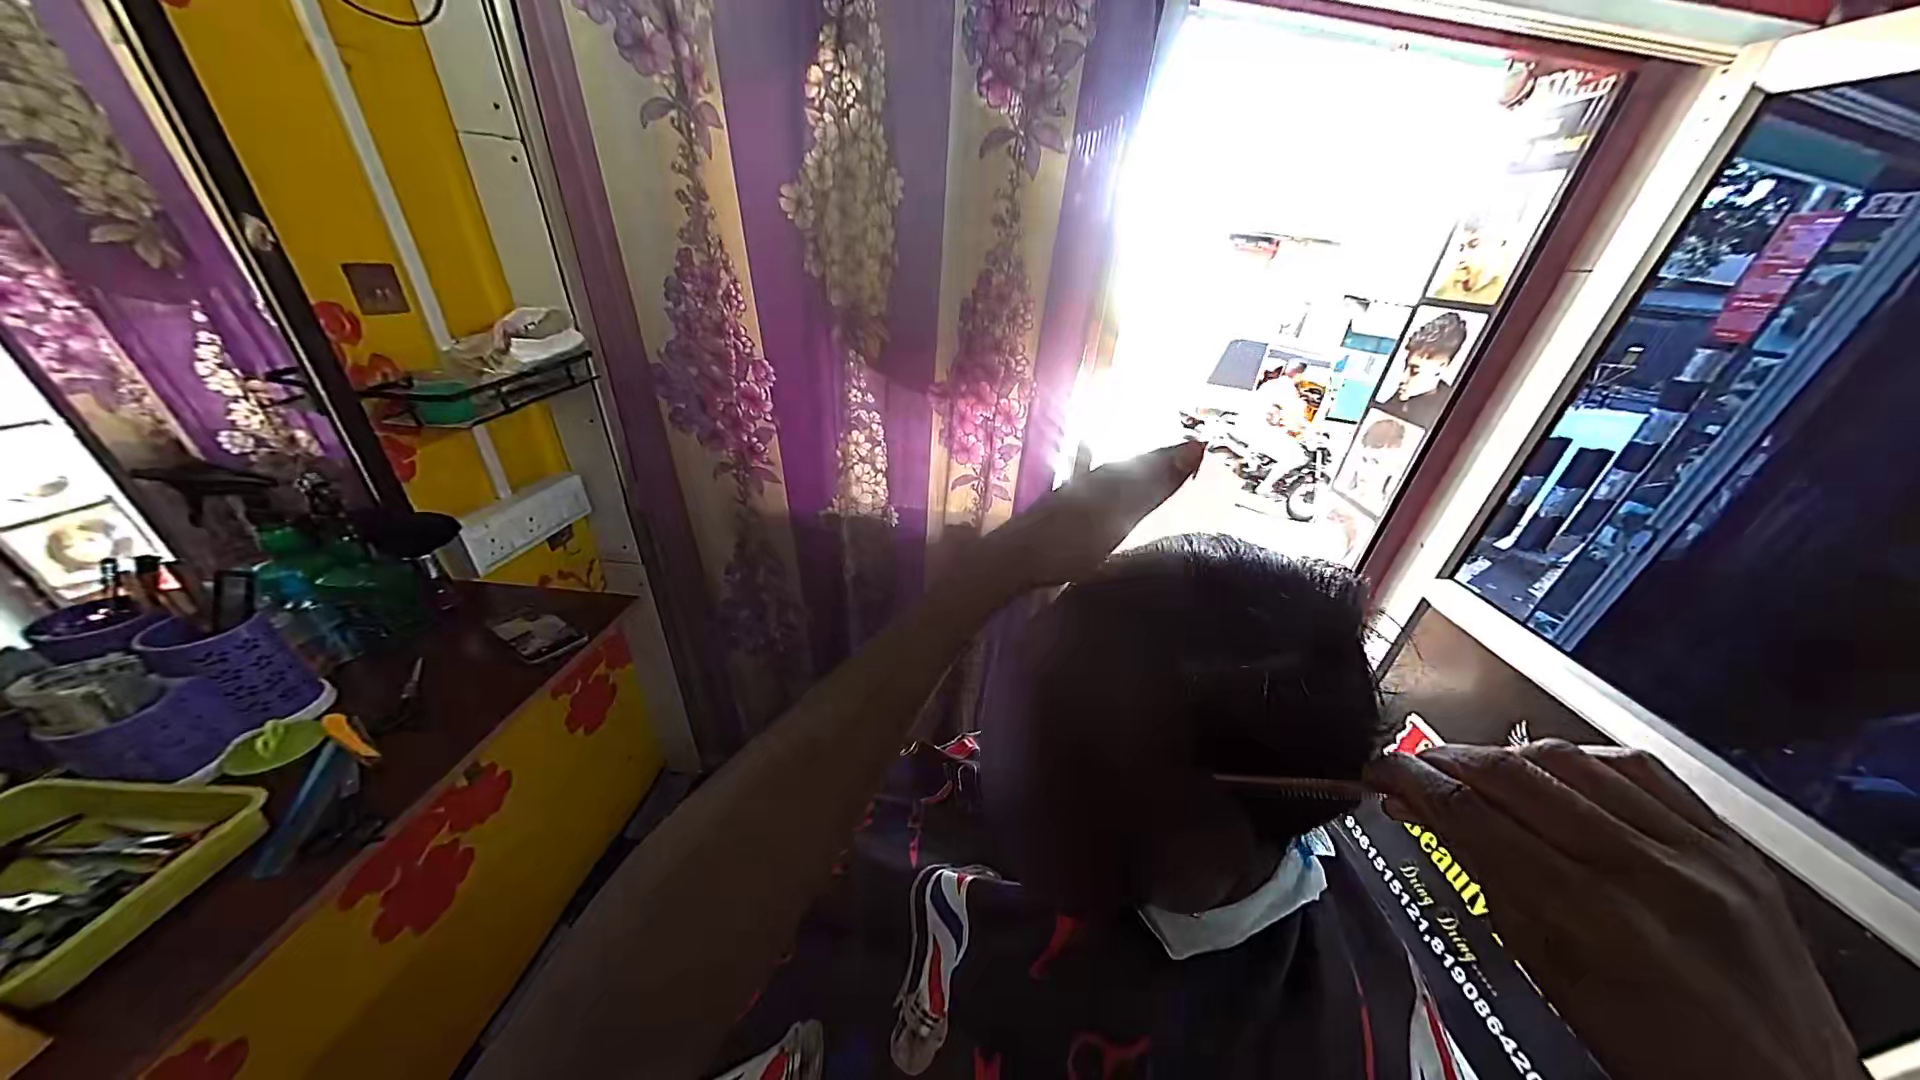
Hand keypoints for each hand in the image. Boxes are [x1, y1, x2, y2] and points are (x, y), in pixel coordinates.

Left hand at [973, 441, 1202, 592]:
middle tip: (1181, 453)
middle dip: (1155, 460)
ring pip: (1108, 476)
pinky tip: (1091, 470)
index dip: (1173, 457)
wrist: (1013, 559)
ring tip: (1148, 464)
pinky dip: (1100, 478)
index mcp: (1109, 479)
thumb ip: (1153, 485)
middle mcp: (1091, 481)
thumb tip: (1194, 448)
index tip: (1200, 447)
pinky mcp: (1057, 512)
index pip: (1149, 462)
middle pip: (1129, 467)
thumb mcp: (1118, 514)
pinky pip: (1089, 487)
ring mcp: (1071, 496)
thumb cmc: (1069, 542)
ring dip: (1131, 470)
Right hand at [1366, 741, 1863, 1079]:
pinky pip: (1639, 768)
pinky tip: (1551, 771)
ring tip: (1472, 768)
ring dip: (1500, 755)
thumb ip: (1481, 873)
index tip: (1379, 770)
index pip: (1469, 811)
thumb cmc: (1653, 1051)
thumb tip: (1418, 811)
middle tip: (1412, 766)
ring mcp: (1699, 853)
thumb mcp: (1542, 968)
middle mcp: (1647, 872)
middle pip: (1509, 773)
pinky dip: (1576, 759)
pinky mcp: (1732, 845)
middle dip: (1442, 758)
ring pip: (1566, 759)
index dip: (1408, 778)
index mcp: (1592, 917)